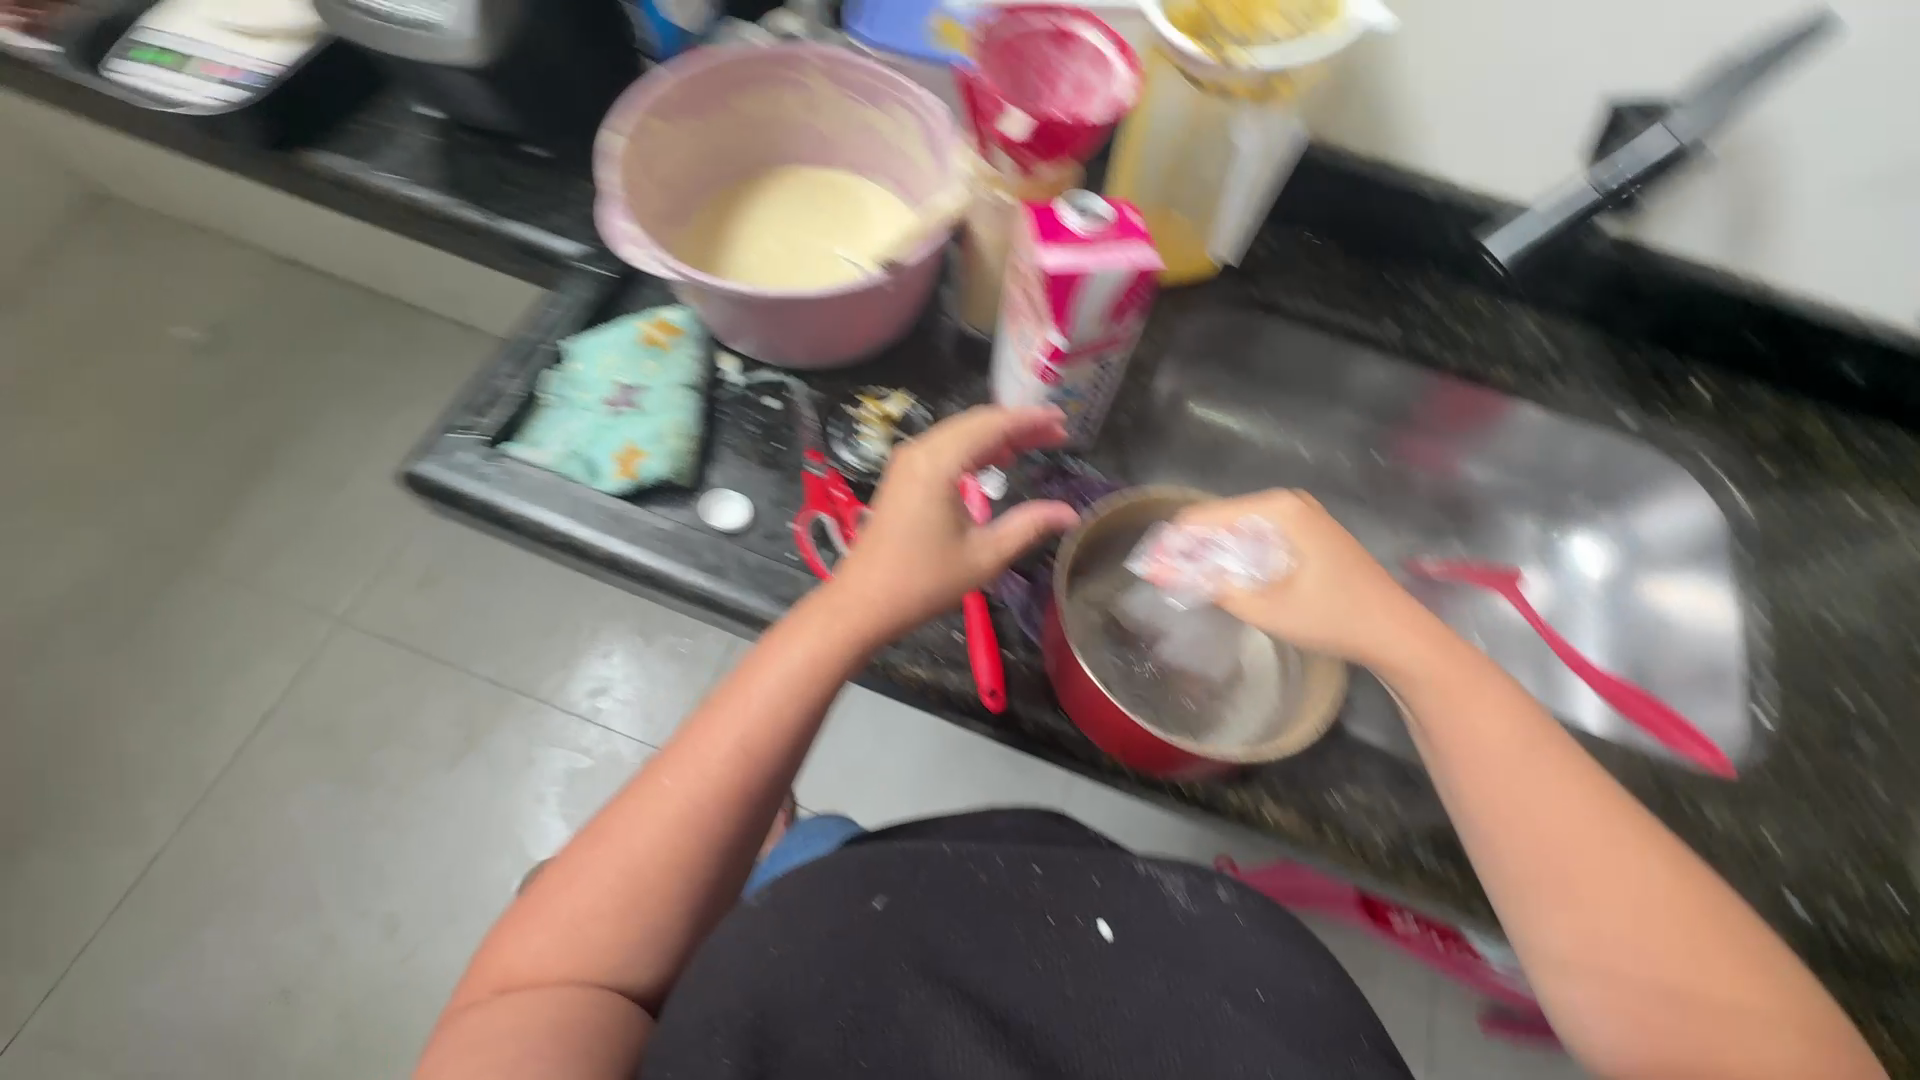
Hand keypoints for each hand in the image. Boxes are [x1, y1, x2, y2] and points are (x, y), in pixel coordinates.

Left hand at [827, 406, 1080, 642]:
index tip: (1063, 421)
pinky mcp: (903, 476)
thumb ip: (1029, 526)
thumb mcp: (985, 556)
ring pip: (960, 433)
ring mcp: (907, 461)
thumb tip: (1071, 513)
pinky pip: (945, 447)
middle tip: (1057, 433)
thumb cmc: (924, 581)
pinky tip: (999, 459)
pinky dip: (976, 447)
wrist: (863, 601)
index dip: (1030, 420)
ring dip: (998, 435)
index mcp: (939, 463)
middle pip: (976, 422)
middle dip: (1018, 424)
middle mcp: (920, 451)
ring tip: (1037, 444)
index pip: (993, 425)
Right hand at [1175, 490, 1432, 667]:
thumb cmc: (1332, 618)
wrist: (1397, 634)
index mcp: (1278, 509)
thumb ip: (1209, 585)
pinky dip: (1238, 557)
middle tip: (1169, 584)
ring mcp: (1301, 515)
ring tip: (1193, 586)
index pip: (1205, 516)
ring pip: (1238, 529)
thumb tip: (1160, 572)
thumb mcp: (1263, 607)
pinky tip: (1230, 582)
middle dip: (1192, 549)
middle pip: (1220, 519)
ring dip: (1213, 555)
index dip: (1174, 544)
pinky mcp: (1309, 532)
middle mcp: (1288, 502)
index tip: (1150, 572)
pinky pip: (1258, 536)